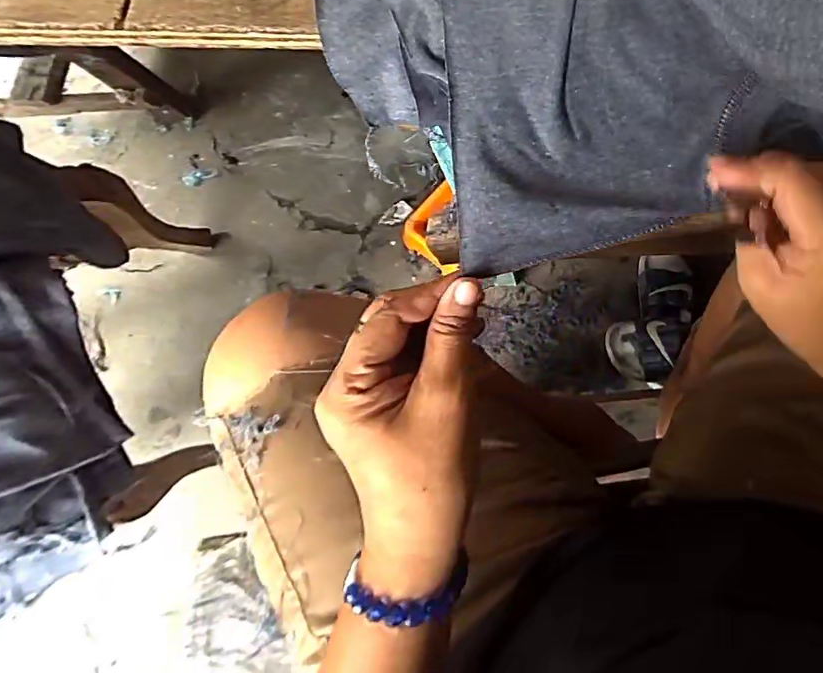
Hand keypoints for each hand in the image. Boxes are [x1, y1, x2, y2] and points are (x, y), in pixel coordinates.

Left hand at [315, 275, 483, 595]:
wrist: (425, 539)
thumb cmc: (431, 475)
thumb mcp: (445, 399)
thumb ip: (452, 336)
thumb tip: (467, 283)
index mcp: (346, 385)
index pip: (384, 319)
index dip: (426, 296)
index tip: (470, 282)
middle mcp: (347, 381)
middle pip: (388, 322)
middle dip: (431, 304)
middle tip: (475, 294)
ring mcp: (365, 389)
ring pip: (401, 334)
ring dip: (437, 320)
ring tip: (476, 311)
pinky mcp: (386, 396)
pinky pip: (409, 354)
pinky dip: (437, 340)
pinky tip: (465, 333)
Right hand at [707, 152, 822, 373]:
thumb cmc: (803, 320)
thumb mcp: (758, 283)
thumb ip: (746, 232)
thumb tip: (736, 192)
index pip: (786, 179)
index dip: (746, 169)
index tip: (711, 172)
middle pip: (792, 168)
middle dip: (751, 170)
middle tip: (718, 183)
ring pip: (798, 167)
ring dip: (765, 175)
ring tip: (736, 192)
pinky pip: (809, 176)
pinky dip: (781, 181)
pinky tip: (762, 198)